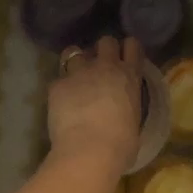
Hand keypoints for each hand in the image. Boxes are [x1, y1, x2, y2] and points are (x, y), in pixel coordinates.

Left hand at [48, 36, 143, 172]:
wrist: (89, 152)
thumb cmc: (121, 145)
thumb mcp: (134, 121)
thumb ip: (128, 105)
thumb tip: (122, 109)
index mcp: (129, 76)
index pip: (132, 45)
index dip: (127, 49)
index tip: (124, 58)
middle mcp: (105, 66)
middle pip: (105, 41)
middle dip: (102, 50)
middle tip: (99, 68)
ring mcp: (80, 72)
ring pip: (74, 51)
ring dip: (76, 63)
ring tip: (75, 79)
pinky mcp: (58, 85)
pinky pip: (58, 81)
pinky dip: (60, 90)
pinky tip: (60, 104)